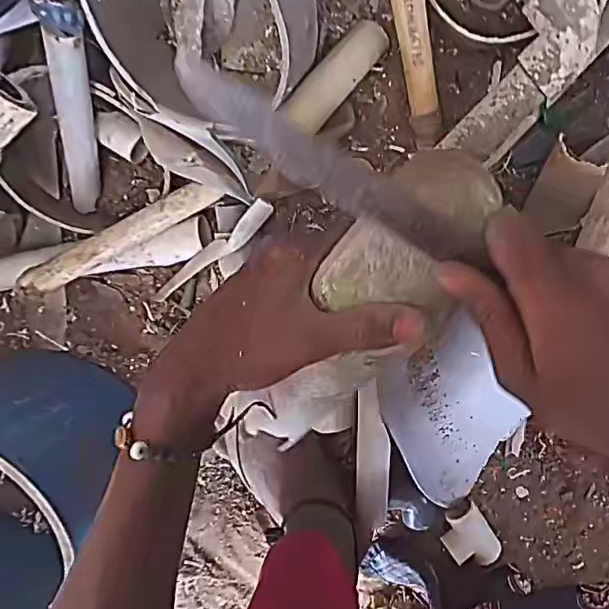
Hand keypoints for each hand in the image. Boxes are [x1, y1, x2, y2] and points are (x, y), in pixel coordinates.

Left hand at [136, 220, 426, 444]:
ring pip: (316, 274)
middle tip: (392, 296)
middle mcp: (276, 255)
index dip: (380, 249)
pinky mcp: (257, 295)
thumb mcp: (315, 339)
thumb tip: (413, 322)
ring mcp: (264, 274)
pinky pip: (299, 290)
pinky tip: (326, 325)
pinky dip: (317, 302)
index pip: (350, 235)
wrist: (194, 373)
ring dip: (339, 291)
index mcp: (292, 252)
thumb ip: (365, 329)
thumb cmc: (244, 350)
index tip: (405, 264)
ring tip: (367, 313)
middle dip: (363, 275)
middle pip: (335, 256)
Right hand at [437, 211, 608, 472]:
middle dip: (518, 275)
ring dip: (548, 283)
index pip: (508, 232)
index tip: (483, 281)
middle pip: (534, 245)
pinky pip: (589, 267)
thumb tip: (451, 271)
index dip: (488, 249)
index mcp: (554, 296)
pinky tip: (585, 328)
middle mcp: (589, 270)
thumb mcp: (520, 375)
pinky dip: (577, 288)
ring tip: (556, 332)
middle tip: (520, 324)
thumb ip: (488, 315)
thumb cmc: (584, 409)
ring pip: (561, 256)